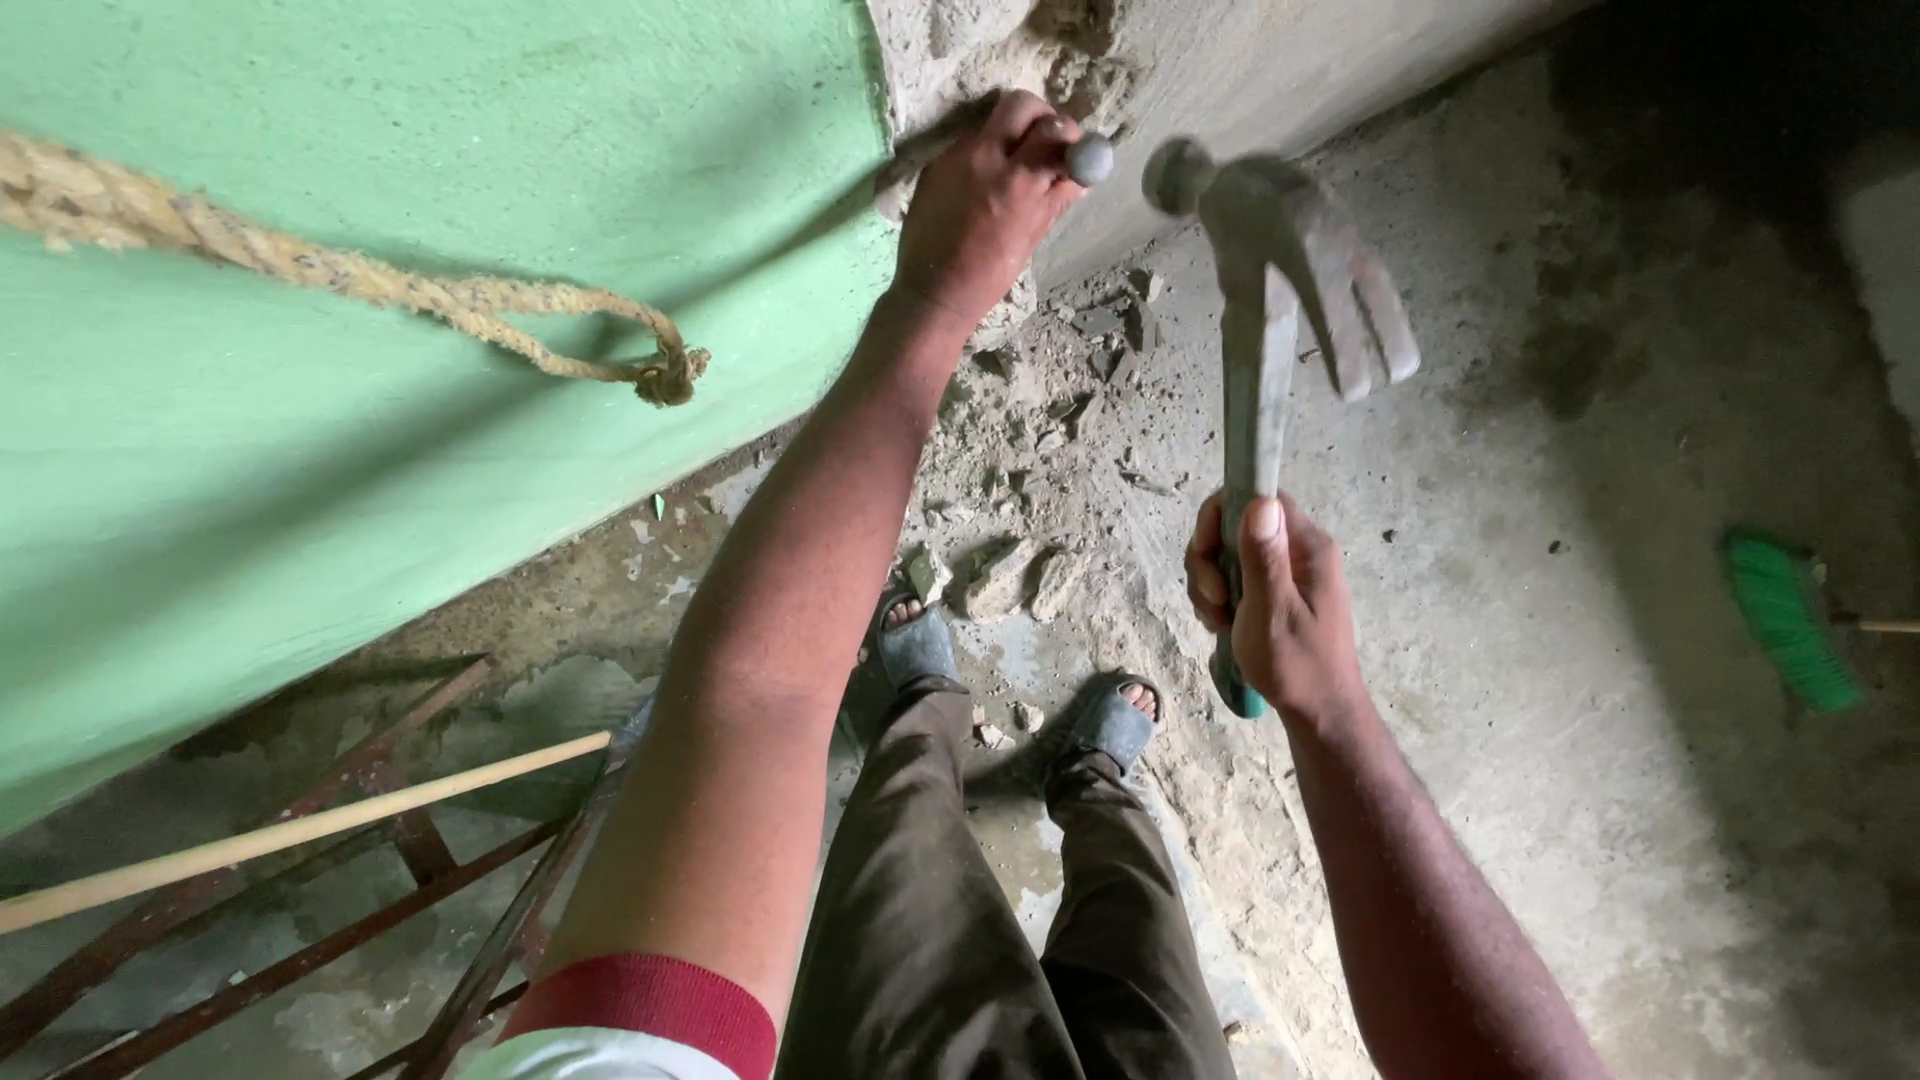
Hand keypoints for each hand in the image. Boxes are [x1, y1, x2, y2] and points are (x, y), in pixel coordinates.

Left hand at [893, 90, 1087, 334]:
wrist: (932, 293)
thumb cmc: (988, 276)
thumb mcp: (1030, 239)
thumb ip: (1054, 199)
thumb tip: (1079, 177)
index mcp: (1016, 183)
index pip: (1054, 130)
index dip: (1070, 135)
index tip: (1073, 149)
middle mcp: (984, 158)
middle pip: (1020, 104)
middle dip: (1039, 117)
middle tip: (1045, 142)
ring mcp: (954, 158)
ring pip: (990, 122)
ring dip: (1009, 135)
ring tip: (1012, 168)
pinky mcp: (934, 165)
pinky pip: (966, 145)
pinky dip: (983, 155)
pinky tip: (981, 186)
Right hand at [1186, 491, 1366, 727]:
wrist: (1317, 712)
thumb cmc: (1297, 665)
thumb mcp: (1272, 610)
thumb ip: (1264, 556)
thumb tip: (1259, 500)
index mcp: (1307, 547)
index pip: (1259, 497)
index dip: (1222, 514)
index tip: (1205, 550)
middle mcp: (1298, 551)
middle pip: (1234, 525)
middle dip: (1208, 559)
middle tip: (1211, 600)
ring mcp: (1284, 572)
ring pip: (1226, 553)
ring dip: (1208, 583)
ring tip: (1215, 620)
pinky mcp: (1272, 592)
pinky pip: (1231, 577)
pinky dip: (1216, 597)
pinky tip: (1220, 624)